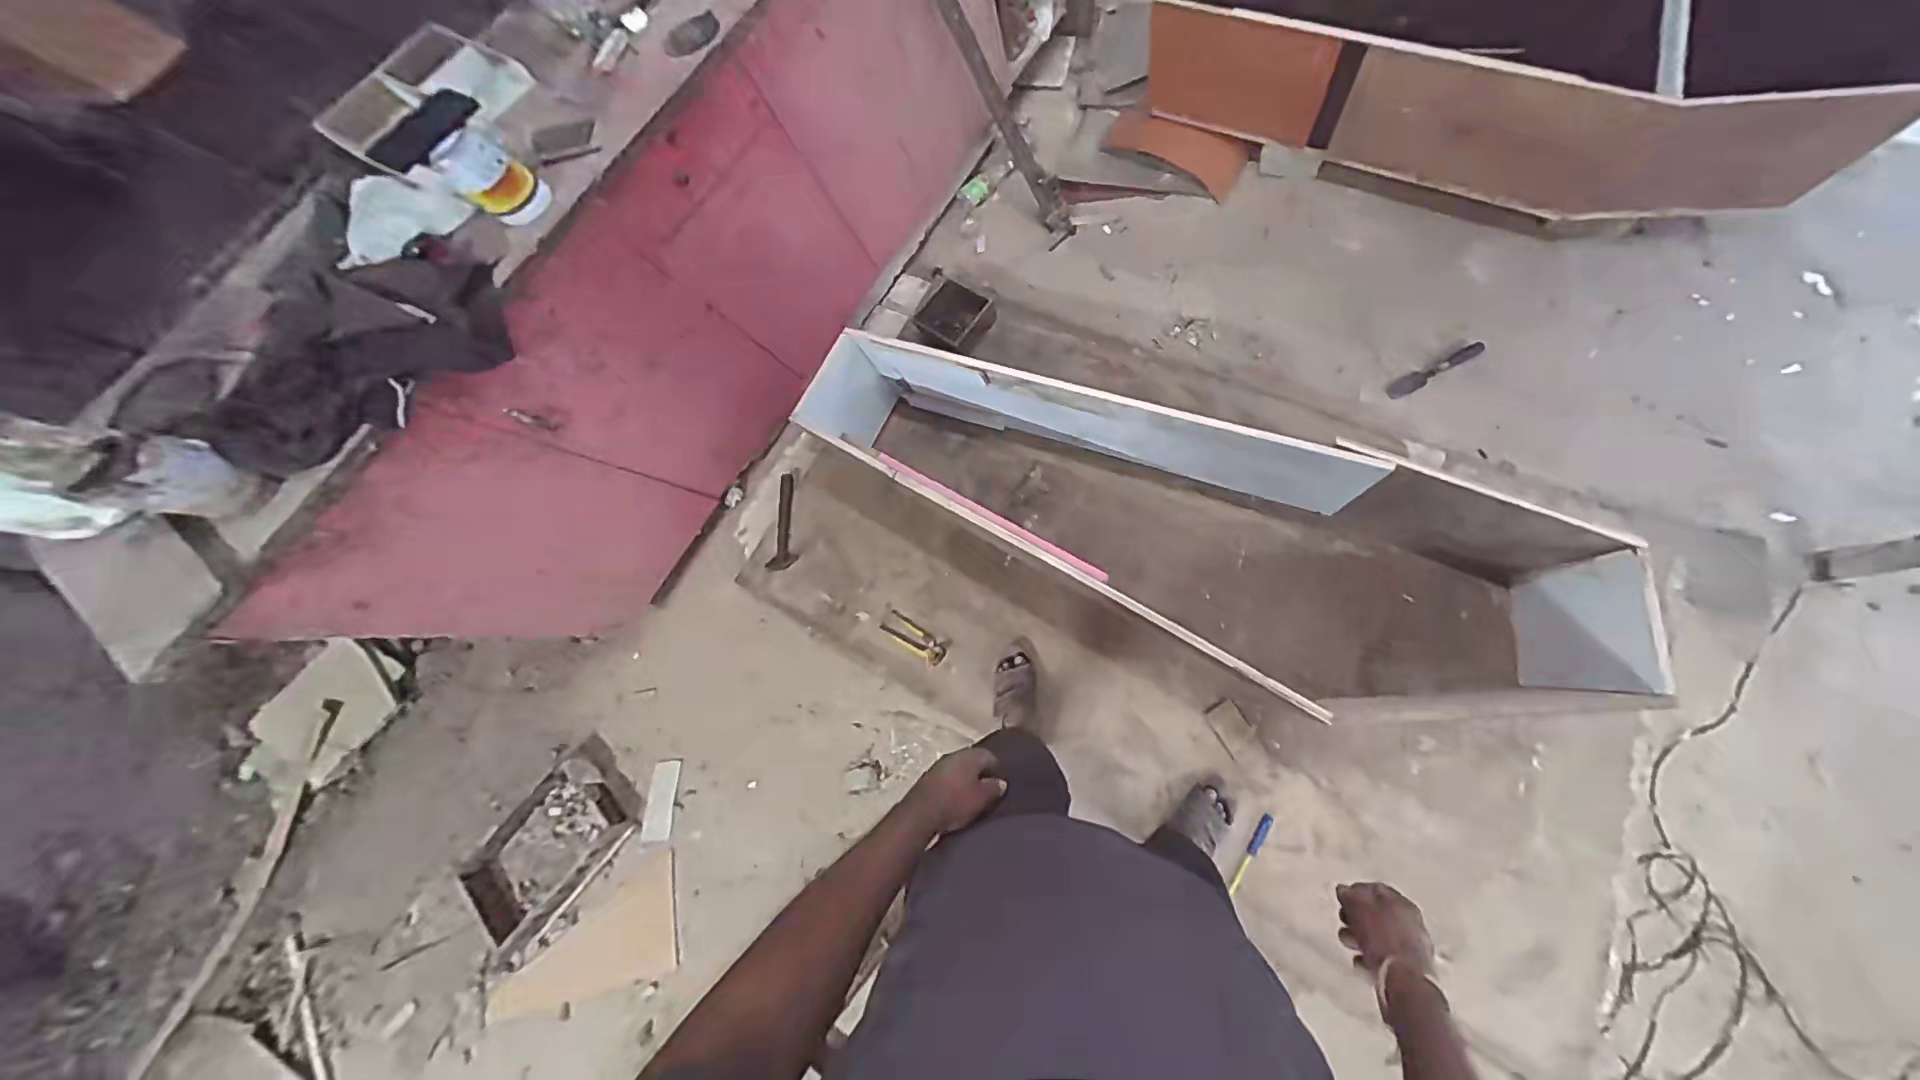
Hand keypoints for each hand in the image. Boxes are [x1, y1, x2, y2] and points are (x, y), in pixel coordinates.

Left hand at [900, 747, 1007, 834]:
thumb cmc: (956, 802)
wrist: (920, 812)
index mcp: (970, 755)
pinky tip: (956, 798)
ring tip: (973, 795)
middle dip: (981, 773)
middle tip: (989, 789)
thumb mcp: (981, 798)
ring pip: (959, 769)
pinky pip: (947, 778)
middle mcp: (954, 755)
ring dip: (966, 779)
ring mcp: (939, 765)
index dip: (998, 768)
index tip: (1002, 782)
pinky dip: (954, 785)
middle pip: (973, 760)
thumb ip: (994, 788)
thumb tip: (1001, 782)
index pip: (990, 756)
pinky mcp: (928, 778)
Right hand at [1336, 882, 1435, 979]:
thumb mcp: (1360, 908)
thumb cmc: (1382, 939)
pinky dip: (1368, 956)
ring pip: (1375, 935)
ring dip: (1357, 938)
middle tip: (1344, 921)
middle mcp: (1409, 923)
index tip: (1341, 901)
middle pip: (1374, 913)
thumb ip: (1350, 896)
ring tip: (1349, 944)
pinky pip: (1380, 956)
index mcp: (1402, 904)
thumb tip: (1343, 889)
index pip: (1375, 889)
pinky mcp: (1405, 968)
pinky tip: (1360, 961)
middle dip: (1354, 917)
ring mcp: (1409, 947)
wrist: (1405, 982)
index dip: (1355, 892)